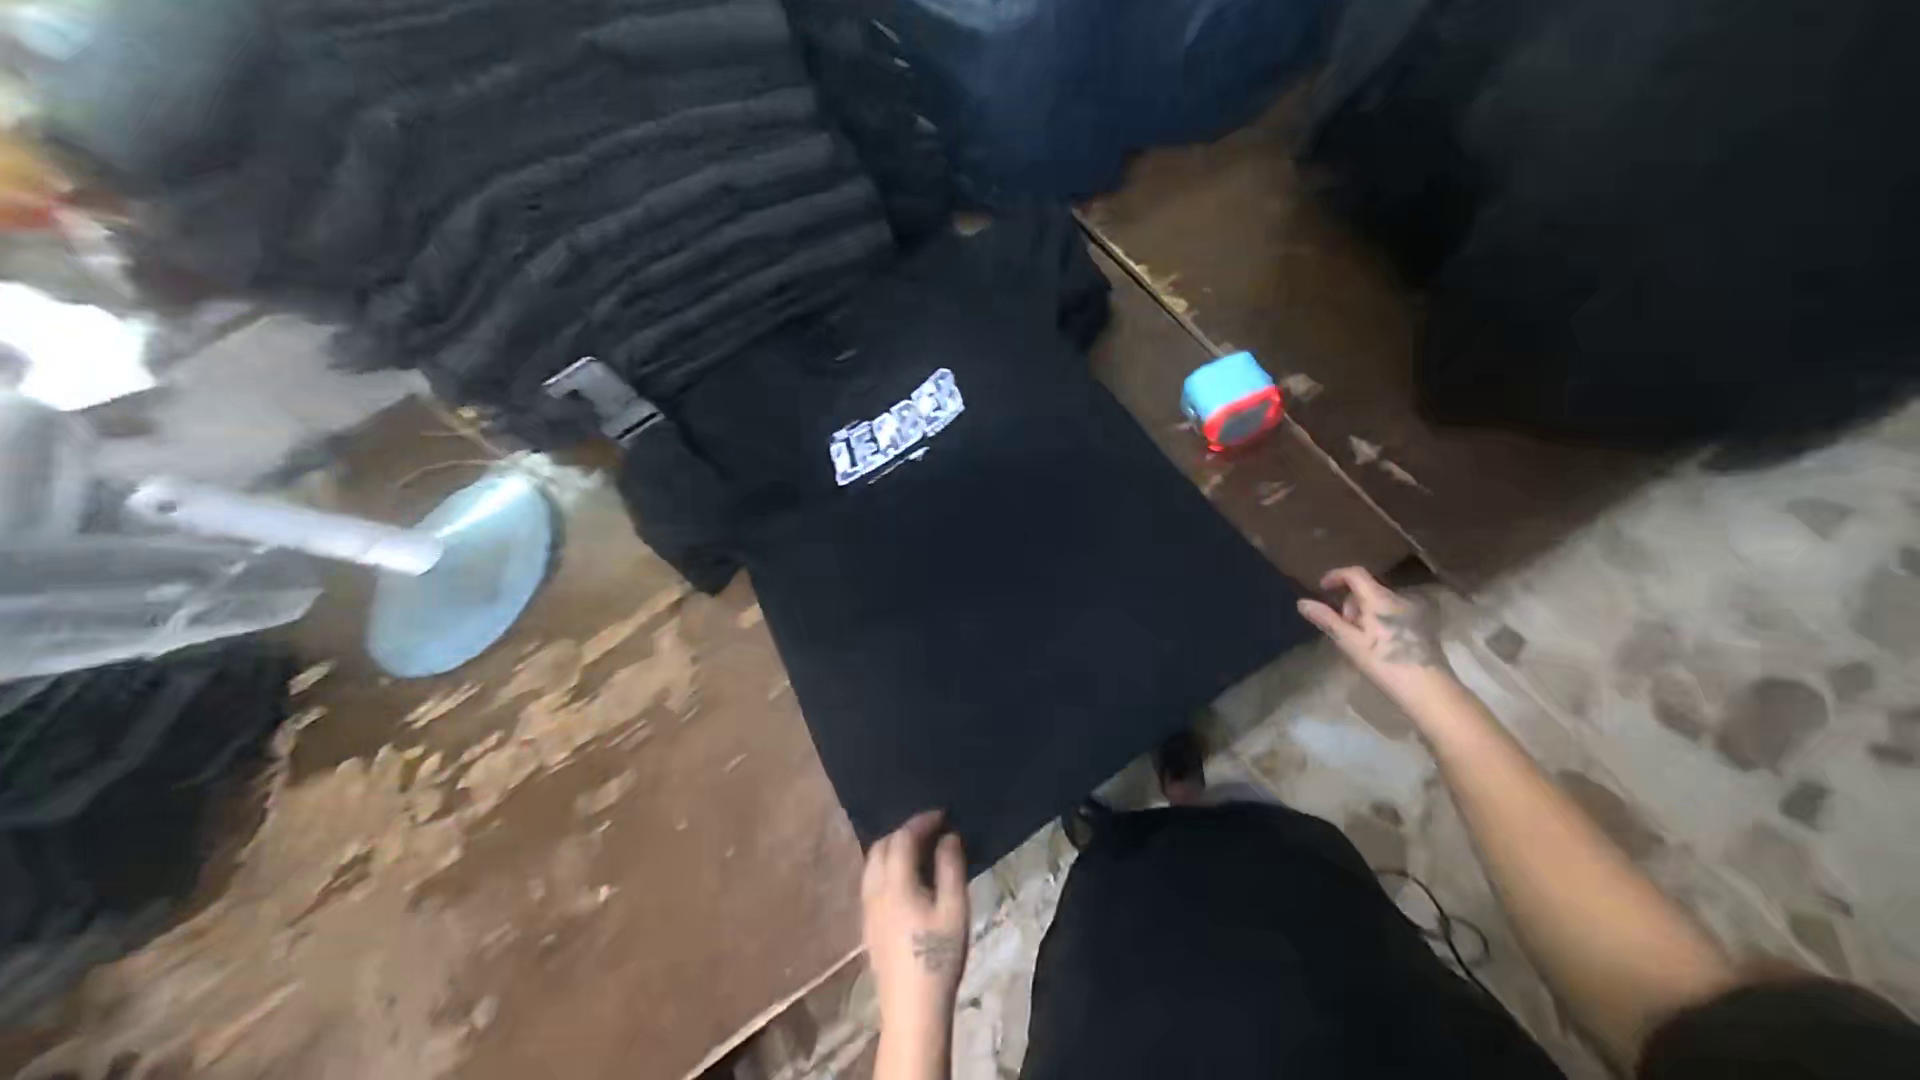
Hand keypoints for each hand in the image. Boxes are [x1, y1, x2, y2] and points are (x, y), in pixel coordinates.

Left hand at [862, 810, 968, 1036]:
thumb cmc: (938, 957)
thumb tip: (948, 836)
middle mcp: (875, 891)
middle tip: (931, 830)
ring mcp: (867, 909)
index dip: (921, 821)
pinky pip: (871, 881)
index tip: (943, 815)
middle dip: (905, 831)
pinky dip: (886, 866)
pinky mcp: (868, 926)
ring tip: (919, 849)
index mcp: (895, 883)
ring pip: (872, 864)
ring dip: (893, 848)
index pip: (902, 838)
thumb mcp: (955, 910)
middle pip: (882, 846)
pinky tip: (905, 878)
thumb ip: (951, 868)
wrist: (912, 1010)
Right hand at [1297, 567, 1454, 701]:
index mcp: (1380, 600)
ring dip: (1363, 614)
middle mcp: (1399, 599)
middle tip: (1342, 628)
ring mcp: (1413, 612)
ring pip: (1378, 603)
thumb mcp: (1350, 643)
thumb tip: (1302, 602)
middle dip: (1349, 603)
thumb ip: (1327, 619)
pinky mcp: (1421, 625)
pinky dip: (1377, 621)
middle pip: (1366, 589)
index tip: (1322, 588)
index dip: (1336, 576)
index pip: (1356, 573)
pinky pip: (1391, 613)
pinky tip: (1377, 645)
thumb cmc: (1386, 664)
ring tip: (1359, 641)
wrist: (1430, 691)